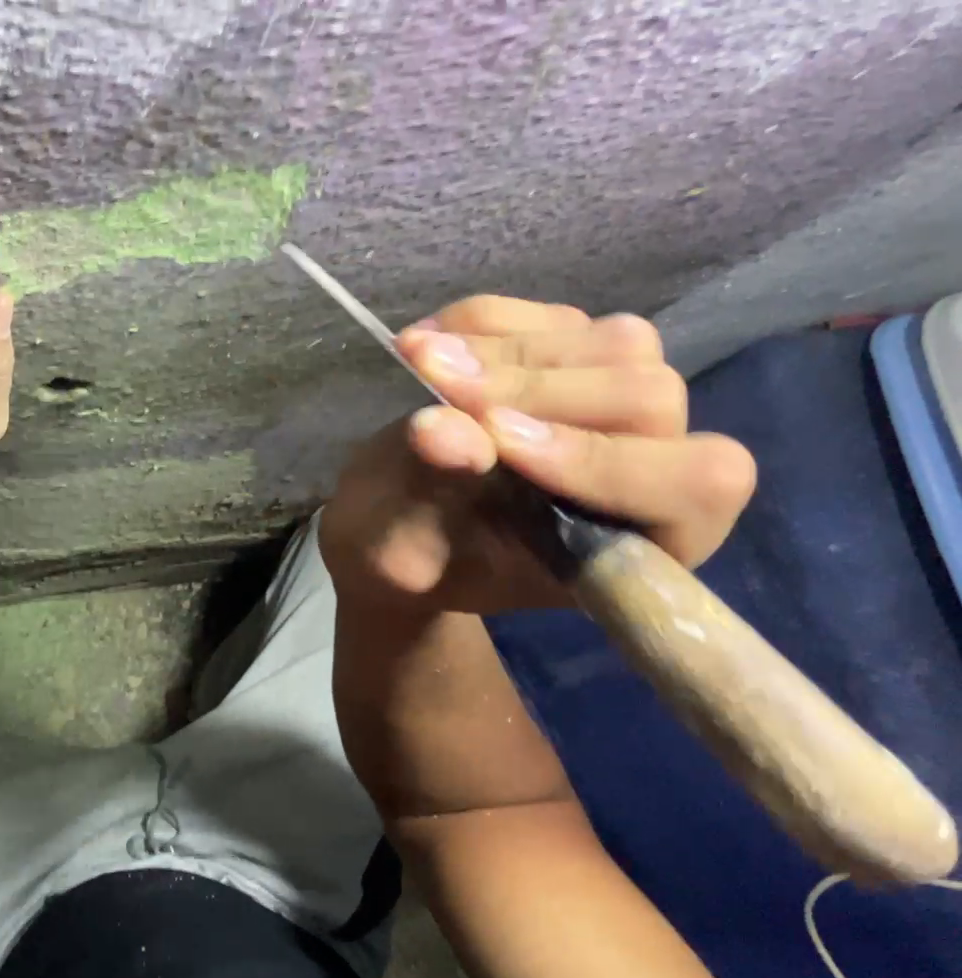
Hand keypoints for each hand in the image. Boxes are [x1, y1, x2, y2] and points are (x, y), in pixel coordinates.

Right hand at [319, 296, 757, 614]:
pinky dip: (479, 321)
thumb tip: (441, 430)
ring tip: (418, 360)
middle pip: (647, 395)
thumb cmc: (406, 557)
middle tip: (435, 384)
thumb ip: (427, 504)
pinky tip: (423, 346)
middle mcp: (654, 468)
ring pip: (613, 343)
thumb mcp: (403, 552)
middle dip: (532, 390)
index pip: (692, 483)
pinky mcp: (573, 357)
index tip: (494, 439)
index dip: (599, 457)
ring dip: (504, 349)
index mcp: (640, 545)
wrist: (388, 524)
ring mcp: (619, 404)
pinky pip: (549, 316)